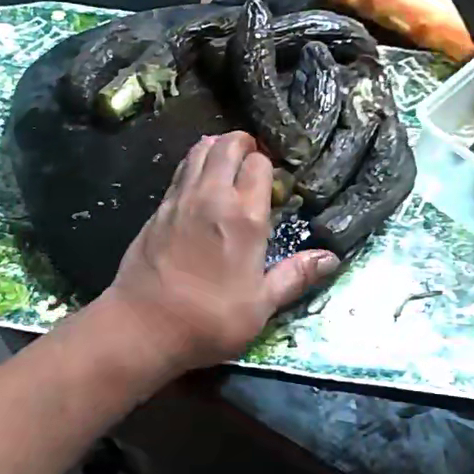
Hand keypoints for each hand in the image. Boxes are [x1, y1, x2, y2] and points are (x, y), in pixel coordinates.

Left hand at [98, 131, 337, 372]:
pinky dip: (194, 166)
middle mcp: (212, 197)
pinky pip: (180, 171)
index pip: (259, 164)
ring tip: (228, 164)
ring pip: (199, 151)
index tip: (275, 185)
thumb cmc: (209, 319)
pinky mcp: (158, 210)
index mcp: (244, 217)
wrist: (142, 328)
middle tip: (253, 162)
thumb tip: (331, 259)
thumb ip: (296, 275)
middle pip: (227, 145)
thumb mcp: (262, 305)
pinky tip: (201, 184)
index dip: (270, 167)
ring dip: (217, 149)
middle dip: (244, 145)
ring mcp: (180, 200)